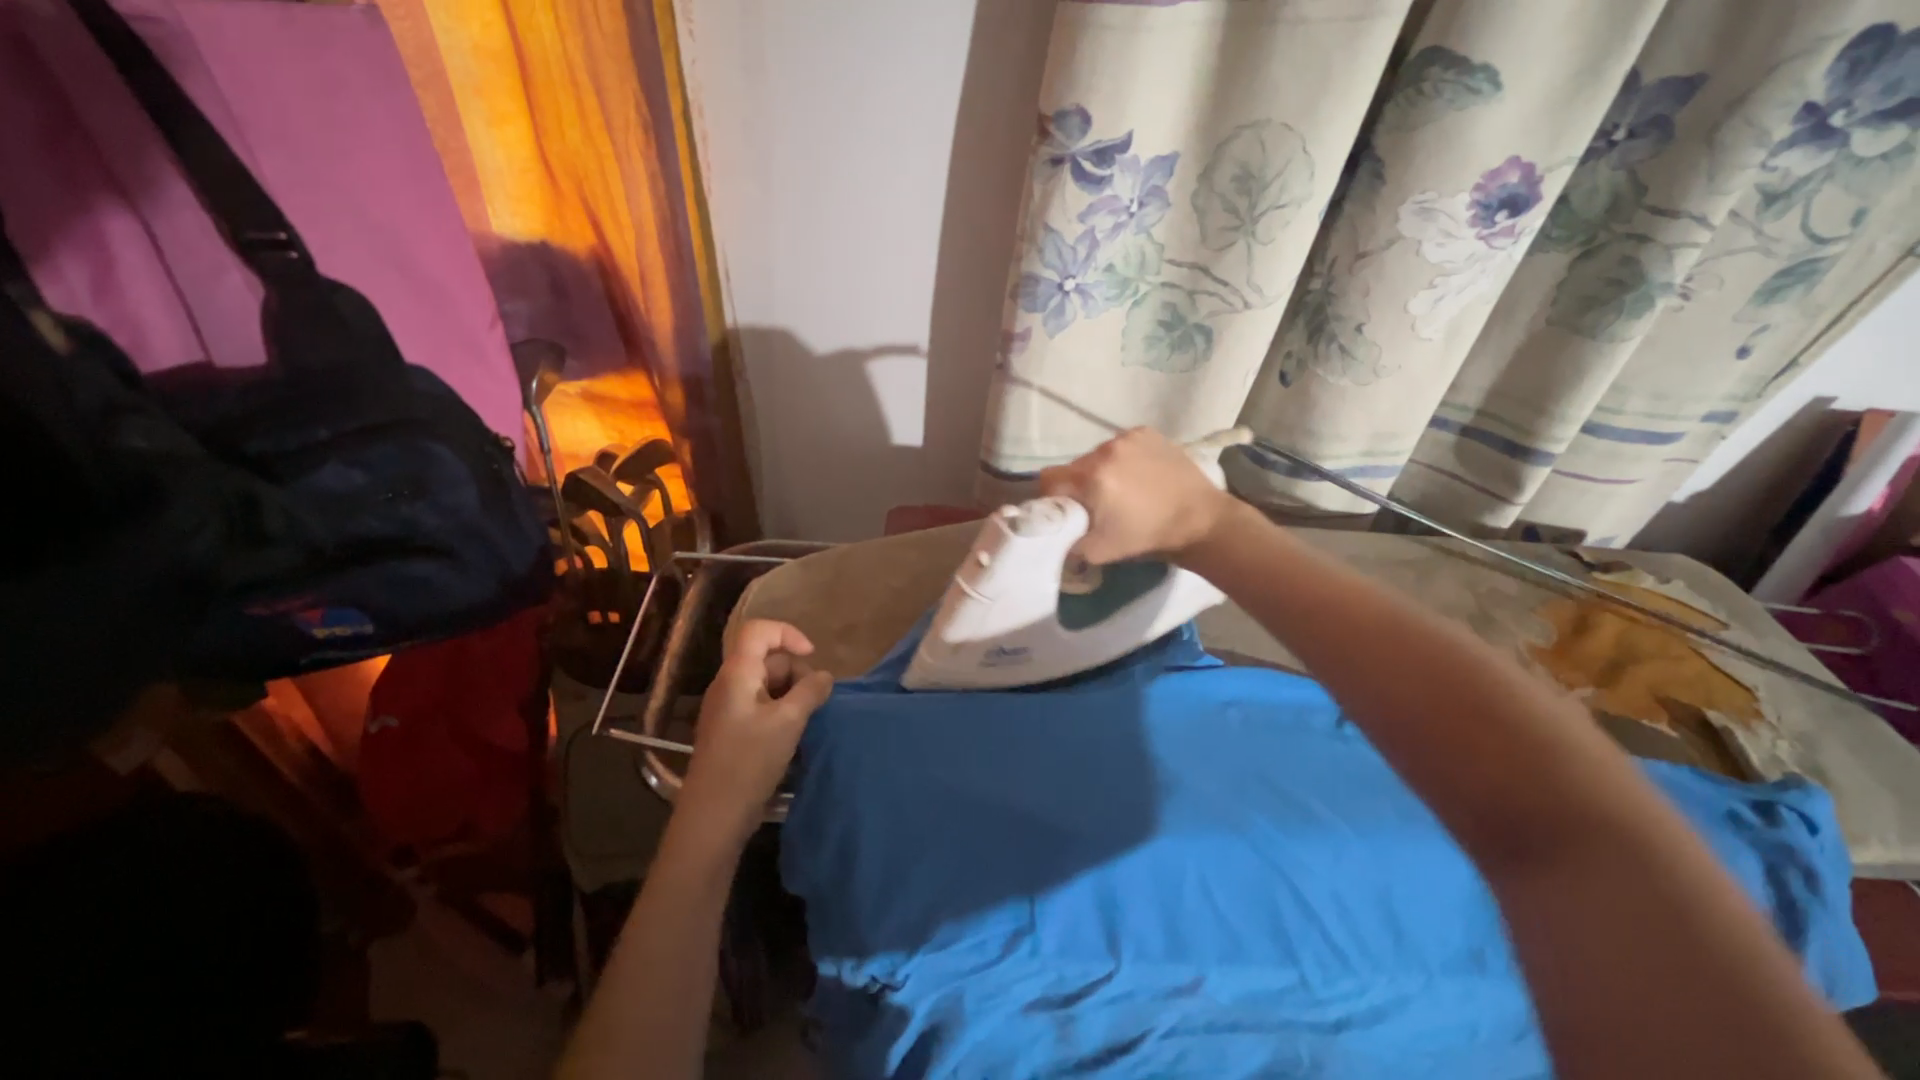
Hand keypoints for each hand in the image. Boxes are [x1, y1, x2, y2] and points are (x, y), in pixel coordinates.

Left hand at [677, 620, 833, 835]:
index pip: (758, 630)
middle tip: (814, 701)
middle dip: (795, 671)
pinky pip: (761, 706)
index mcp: (736, 674)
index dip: (788, 634)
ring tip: (806, 720)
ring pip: (766, 684)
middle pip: (766, 658)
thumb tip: (824, 676)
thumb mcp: (788, 722)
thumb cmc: (749, 762)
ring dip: (791, 694)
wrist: (714, 814)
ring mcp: (728, 708)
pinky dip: (781, 711)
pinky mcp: (732, 730)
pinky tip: (793, 734)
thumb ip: (810, 692)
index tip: (812, 656)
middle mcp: (728, 684)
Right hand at [1038, 427, 1238, 564]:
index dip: (1051, 496)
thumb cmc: (1148, 537)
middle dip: (1080, 485)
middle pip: (1074, 466)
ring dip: (1102, 470)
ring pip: (1097, 454)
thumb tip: (1049, 536)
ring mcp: (1127, 437)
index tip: (1066, 510)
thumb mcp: (1099, 551)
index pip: (1048, 478)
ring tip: (1123, 489)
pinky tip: (1139, 475)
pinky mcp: (1147, 432)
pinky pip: (1120, 444)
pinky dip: (1123, 459)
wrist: (1201, 520)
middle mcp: (1105, 449)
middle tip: (1097, 504)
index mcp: (1091, 477)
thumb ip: (1066, 542)